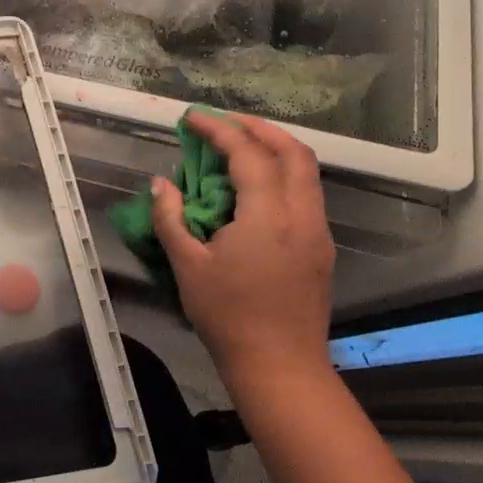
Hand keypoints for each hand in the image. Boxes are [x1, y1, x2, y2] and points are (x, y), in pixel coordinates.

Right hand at [151, 112, 336, 381]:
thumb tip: (162, 183)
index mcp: (268, 217)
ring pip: (306, 172)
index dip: (219, 129)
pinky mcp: (320, 248)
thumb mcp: (187, 265)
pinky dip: (281, 174)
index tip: (192, 117)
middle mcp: (301, 216)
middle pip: (293, 152)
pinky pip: (306, 194)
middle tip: (222, 122)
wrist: (279, 364)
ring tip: (237, 146)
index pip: (248, 154)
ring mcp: (317, 232)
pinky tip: (253, 186)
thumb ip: (172, 218)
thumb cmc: (227, 315)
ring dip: (274, 149)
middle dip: (258, 128)